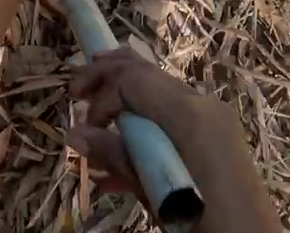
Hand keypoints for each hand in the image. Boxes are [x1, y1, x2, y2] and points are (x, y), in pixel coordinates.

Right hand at [67, 48, 281, 231]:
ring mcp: (212, 118)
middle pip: (146, 72)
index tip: (82, 124)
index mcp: (189, 113)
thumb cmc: (204, 223)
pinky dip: (144, 128)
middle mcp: (202, 103)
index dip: (101, 92)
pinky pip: (172, 120)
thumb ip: (118, 159)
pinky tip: (115, 160)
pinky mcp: (214, 138)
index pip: (133, 77)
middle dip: (107, 76)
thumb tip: (74, 133)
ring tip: (90, 118)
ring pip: (157, 93)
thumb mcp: (155, 194)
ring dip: (123, 102)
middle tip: (74, 90)